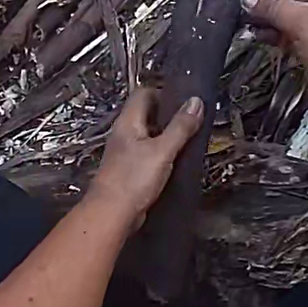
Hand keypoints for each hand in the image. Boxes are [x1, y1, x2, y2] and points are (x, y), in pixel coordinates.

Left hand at [86, 88, 204, 222]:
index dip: (163, 93)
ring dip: (167, 136)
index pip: (143, 94)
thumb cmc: (134, 179)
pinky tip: (177, 161)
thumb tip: (196, 101)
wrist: (112, 213)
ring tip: (189, 140)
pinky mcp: (130, 169)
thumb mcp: (162, 150)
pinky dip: (163, 153)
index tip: (185, 102)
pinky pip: (148, 153)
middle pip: (147, 114)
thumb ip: (180, 127)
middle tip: (192, 122)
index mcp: (128, 122)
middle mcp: (124, 133)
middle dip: (169, 116)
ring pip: (149, 135)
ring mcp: (126, 151)